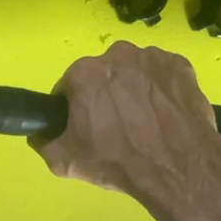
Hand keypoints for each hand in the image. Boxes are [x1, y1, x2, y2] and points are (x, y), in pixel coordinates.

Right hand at [35, 40, 220, 220]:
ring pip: (132, 72)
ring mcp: (152, 57)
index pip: (68, 87)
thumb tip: (40, 136)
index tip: (80, 126)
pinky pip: (160, 74)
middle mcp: (117, 55)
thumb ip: (44, 144)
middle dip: (103, 95)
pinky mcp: (180, 65)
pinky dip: (157, 89)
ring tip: (140, 120)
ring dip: (131, 90)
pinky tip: (161, 114)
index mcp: (84, 73)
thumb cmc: (116, 160)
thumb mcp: (64, 162)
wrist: (175, 166)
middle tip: (112, 125)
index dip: (71, 108)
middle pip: (102, 75)